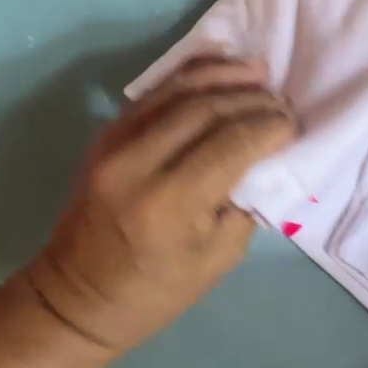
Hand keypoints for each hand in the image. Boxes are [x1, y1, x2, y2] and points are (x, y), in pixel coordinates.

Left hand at [21, 56, 295, 352]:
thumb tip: (265, 155)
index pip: (230, 144)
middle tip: (282, 102)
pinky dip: (190, 76)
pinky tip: (219, 69)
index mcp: (169, 205)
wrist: (76, 299)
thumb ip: (244, 201)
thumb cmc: (154, 292)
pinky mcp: (104, 135)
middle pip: (205, 109)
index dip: (268, 128)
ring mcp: (113, 144)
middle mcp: (137, 164)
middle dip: (252, 100)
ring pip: (177, 89)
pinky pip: (153, 93)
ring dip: (224, 75)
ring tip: (259, 72)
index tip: (292, 125)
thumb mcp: (218, 259)